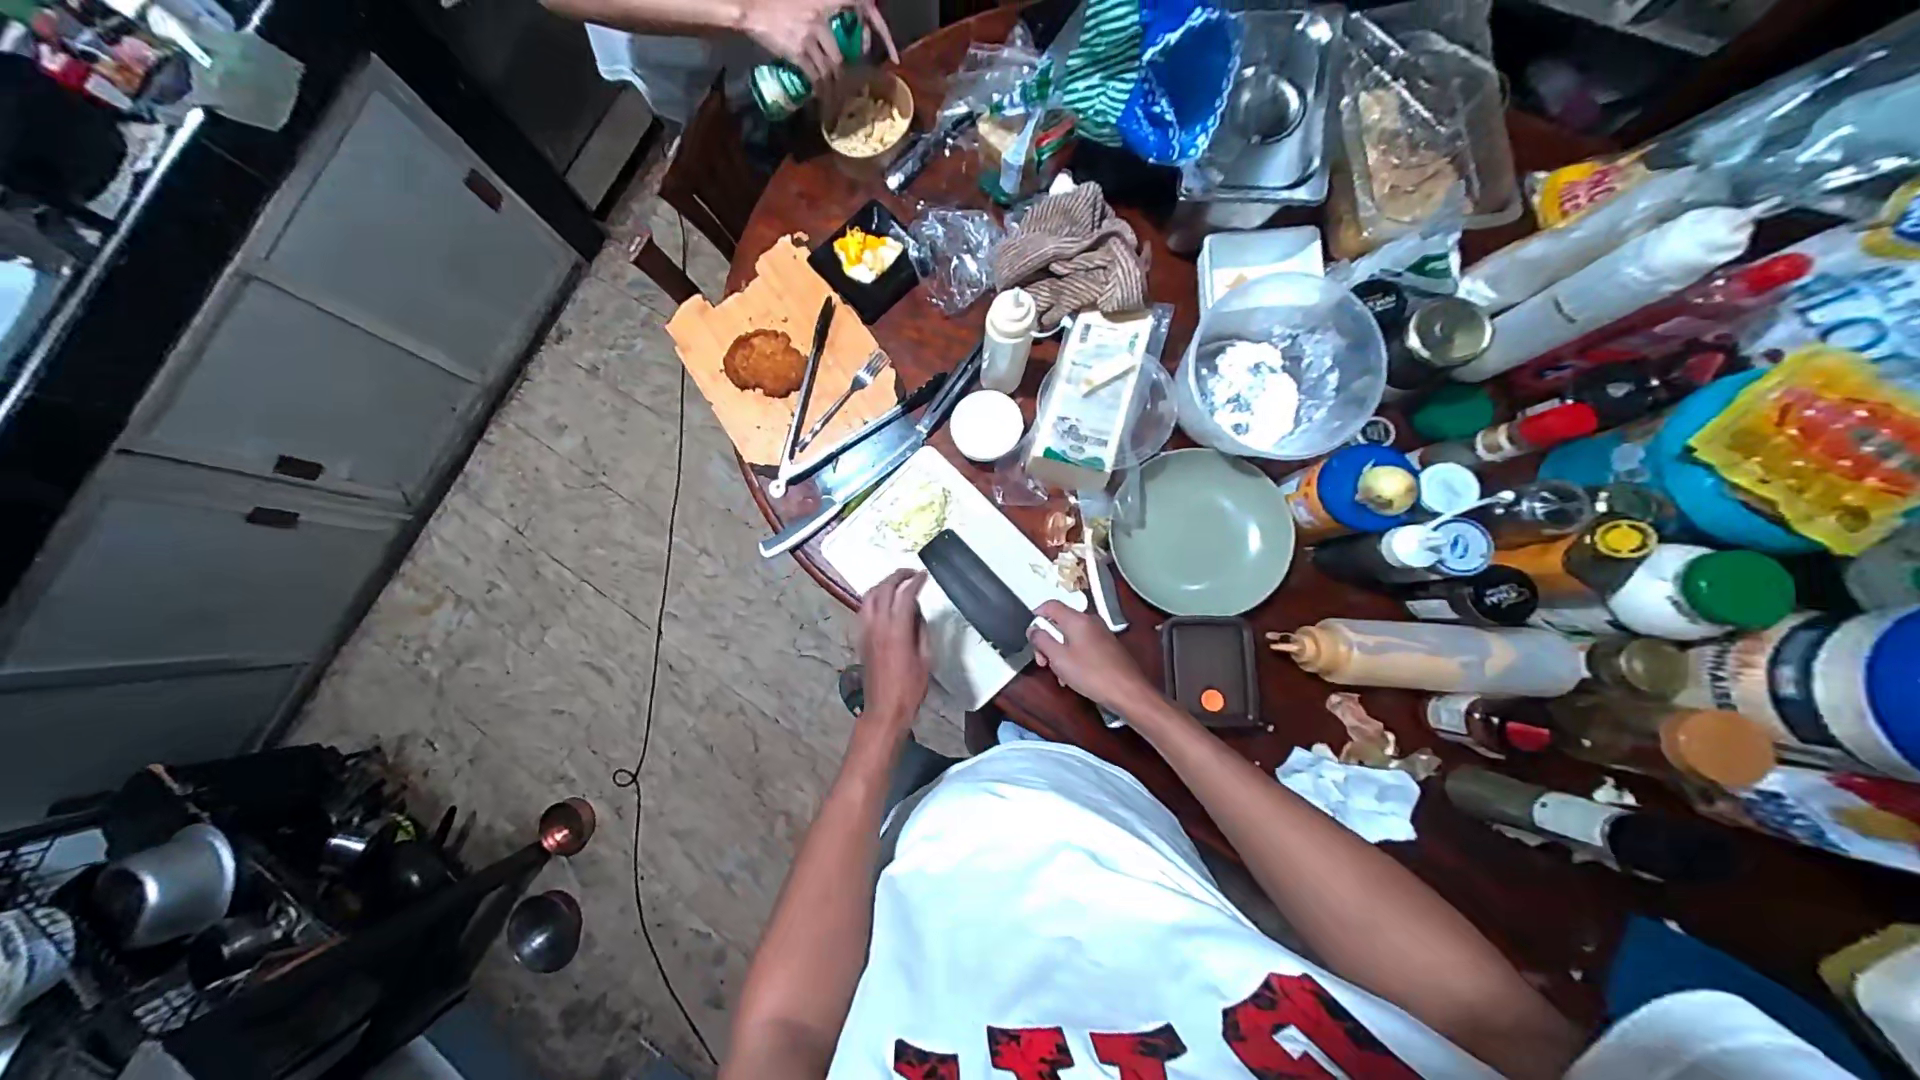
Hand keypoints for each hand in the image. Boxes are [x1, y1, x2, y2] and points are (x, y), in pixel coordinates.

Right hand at [739, 0, 897, 84]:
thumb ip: (826, 9)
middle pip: (844, 53)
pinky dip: (821, 90)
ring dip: (837, 88)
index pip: (863, 6)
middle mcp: (821, 16)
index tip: (894, 56)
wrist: (747, 6)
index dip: (881, 31)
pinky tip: (823, 99)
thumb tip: (846, 35)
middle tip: (855, 89)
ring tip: (840, 101)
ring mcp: (810, 35)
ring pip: (832, 69)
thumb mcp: (806, 0)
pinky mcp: (797, 51)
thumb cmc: (775, 1)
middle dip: (850, 75)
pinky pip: (815, 76)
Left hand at [857, 570, 929, 731]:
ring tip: (897, 583)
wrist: (884, 708)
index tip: (924, 575)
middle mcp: (878, 625)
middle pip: (884, 589)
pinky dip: (874, 597)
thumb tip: (918, 614)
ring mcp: (866, 630)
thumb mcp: (925, 659)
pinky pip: (864, 609)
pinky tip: (884, 601)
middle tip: (911, 573)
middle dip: (897, 576)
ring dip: (883, 584)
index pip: (905, 595)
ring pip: (869, 596)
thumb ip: (921, 631)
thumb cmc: (910, 688)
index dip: (915, 581)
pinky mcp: (861, 637)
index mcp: (897, 630)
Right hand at [1028, 601, 1159, 714]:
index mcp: (1077, 620)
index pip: (1051, 605)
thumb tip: (1033, 629)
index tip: (1030, 632)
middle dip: (1047, 640)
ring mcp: (1101, 633)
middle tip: (1043, 661)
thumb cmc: (1090, 674)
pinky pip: (1083, 644)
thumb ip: (1042, 640)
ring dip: (1059, 651)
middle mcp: (1090, 621)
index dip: (1037, 614)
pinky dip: (1073, 655)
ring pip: (1071, 636)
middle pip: (1060, 622)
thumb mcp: (1058, 658)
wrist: (1127, 691)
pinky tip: (1072, 676)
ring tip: (1059, 674)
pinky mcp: (1107, 646)